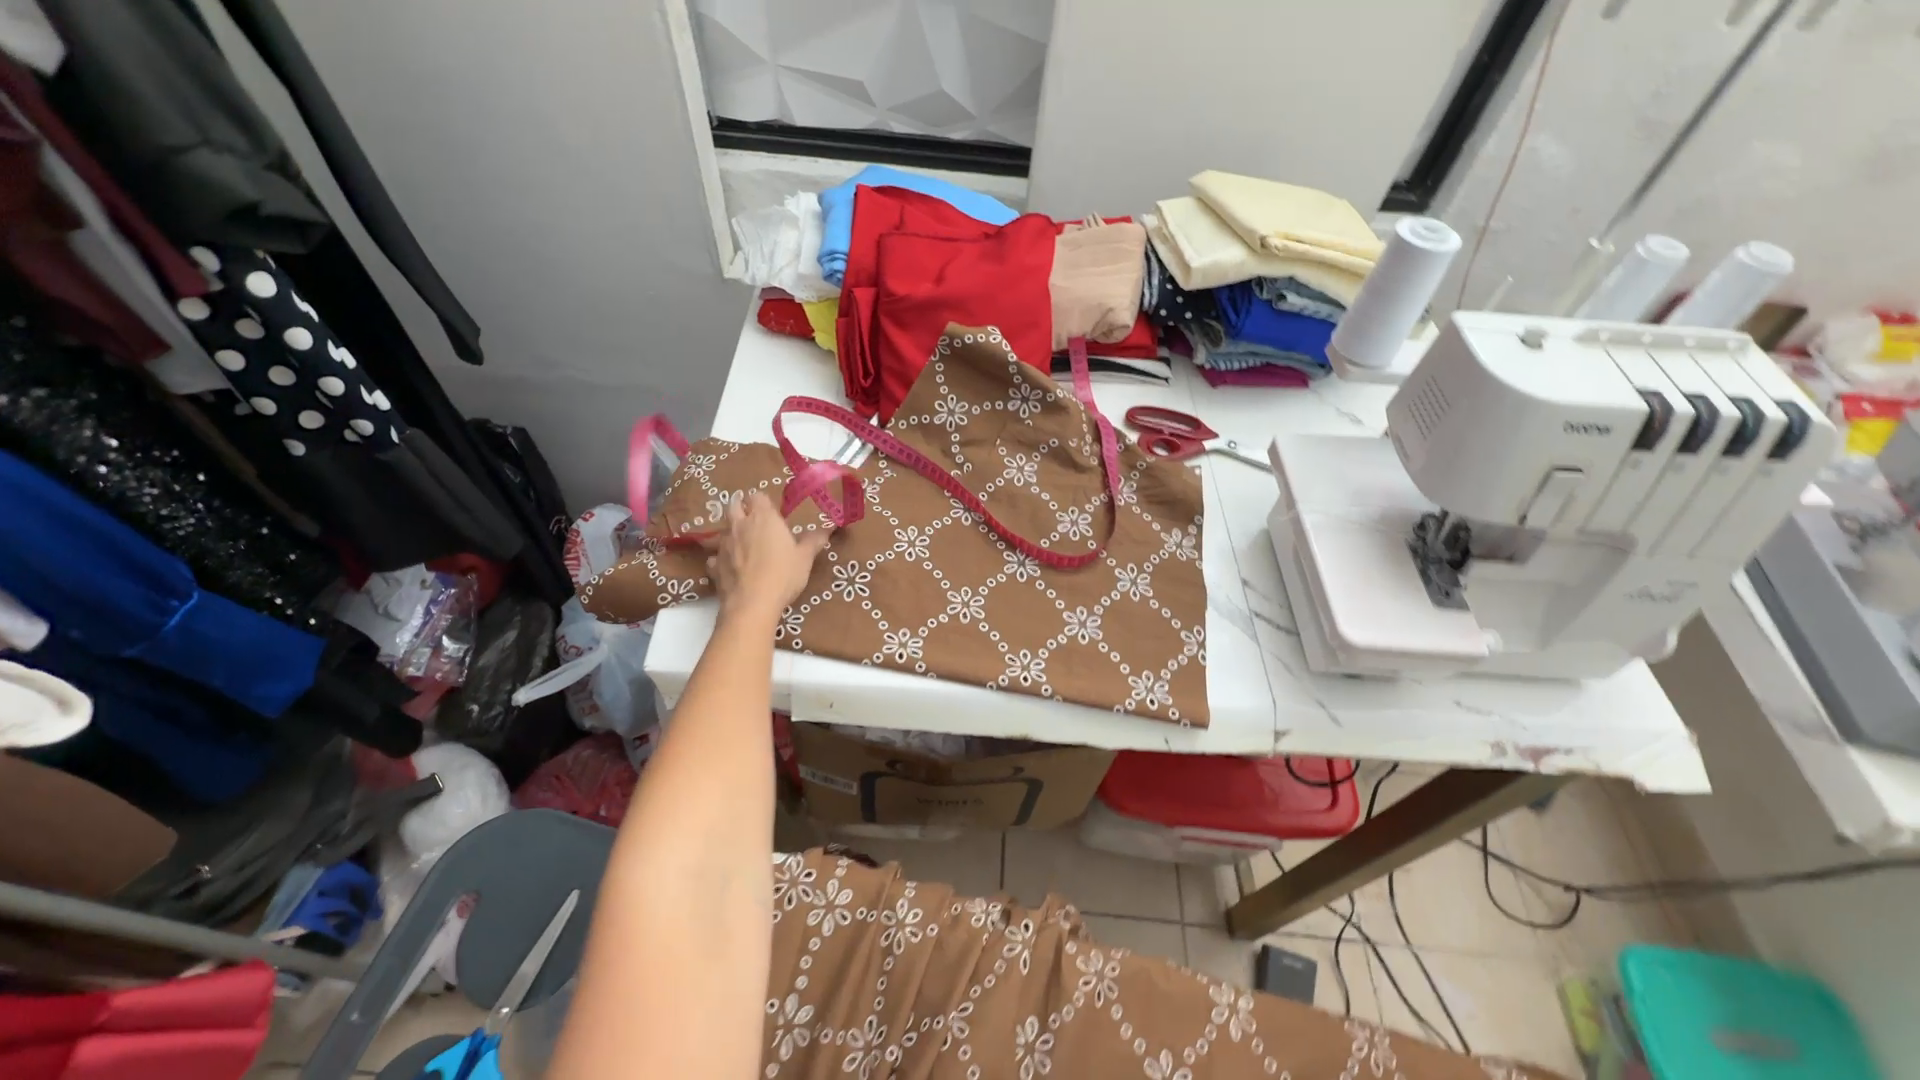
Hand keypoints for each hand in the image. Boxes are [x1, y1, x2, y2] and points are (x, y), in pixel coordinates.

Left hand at [702, 492, 831, 620]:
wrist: (752, 604)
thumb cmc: (783, 574)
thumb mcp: (805, 558)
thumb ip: (814, 541)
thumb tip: (828, 528)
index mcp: (762, 517)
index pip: (756, 495)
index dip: (763, 502)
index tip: (772, 512)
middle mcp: (739, 525)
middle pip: (732, 505)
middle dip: (740, 508)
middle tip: (753, 520)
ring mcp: (723, 545)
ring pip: (722, 530)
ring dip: (731, 533)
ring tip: (743, 545)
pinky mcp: (714, 565)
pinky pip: (715, 556)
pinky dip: (721, 559)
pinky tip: (731, 568)